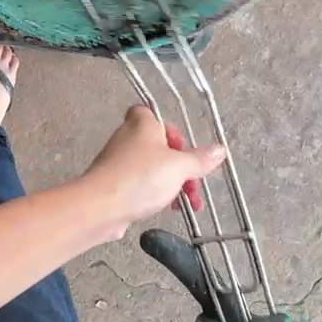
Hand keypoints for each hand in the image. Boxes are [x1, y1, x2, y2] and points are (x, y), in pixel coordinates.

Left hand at [77, 106, 223, 236]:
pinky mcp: (115, 183)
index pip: (151, 113)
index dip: (169, 127)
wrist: (102, 205)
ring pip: (153, 167)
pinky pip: (141, 184)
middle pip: (158, 145)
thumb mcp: (179, 167)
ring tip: (191, 203)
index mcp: (141, 124)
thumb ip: (200, 159)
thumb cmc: (140, 177)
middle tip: (194, 181)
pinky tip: (169, 208)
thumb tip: (220, 149)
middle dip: (181, 165)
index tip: (183, 145)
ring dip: (174, 183)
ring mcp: (119, 161)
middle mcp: (127, 138)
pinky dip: (157, 193)